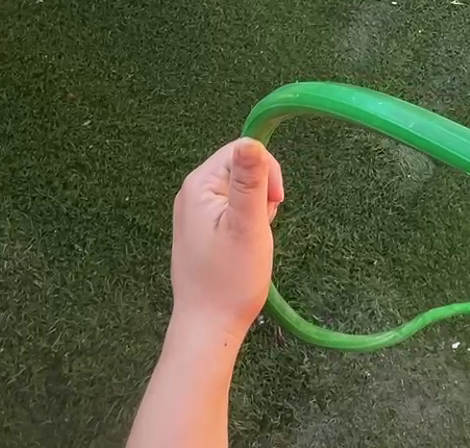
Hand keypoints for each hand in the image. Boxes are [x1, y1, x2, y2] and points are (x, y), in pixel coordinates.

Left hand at [169, 138, 284, 340]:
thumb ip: (251, 182)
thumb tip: (253, 141)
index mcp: (199, 184)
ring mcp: (196, 211)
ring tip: (253, 240)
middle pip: (241, 168)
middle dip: (262, 193)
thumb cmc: (230, 279)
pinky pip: (233, 207)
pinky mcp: (202, 228)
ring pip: (241, 189)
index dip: (267, 171)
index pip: (242, 149)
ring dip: (256, 209)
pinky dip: (247, 221)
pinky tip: (245, 245)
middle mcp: (193, 191)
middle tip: (261, 228)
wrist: (208, 329)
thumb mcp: (248, 226)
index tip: (276, 204)